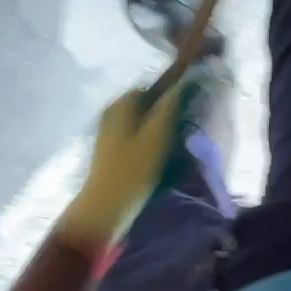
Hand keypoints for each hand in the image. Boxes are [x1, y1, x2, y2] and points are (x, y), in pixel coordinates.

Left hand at [55, 82, 194, 253]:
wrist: (105, 207)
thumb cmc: (133, 169)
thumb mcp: (157, 136)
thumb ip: (170, 106)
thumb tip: (182, 82)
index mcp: (121, 103)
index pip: (151, 88)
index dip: (170, 96)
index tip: (186, 113)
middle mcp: (111, 111)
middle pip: (144, 104)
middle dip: (163, 114)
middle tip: (181, 132)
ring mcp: (107, 130)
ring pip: (139, 121)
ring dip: (155, 130)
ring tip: (171, 147)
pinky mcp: (108, 149)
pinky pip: (132, 135)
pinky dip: (145, 141)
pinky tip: (155, 158)